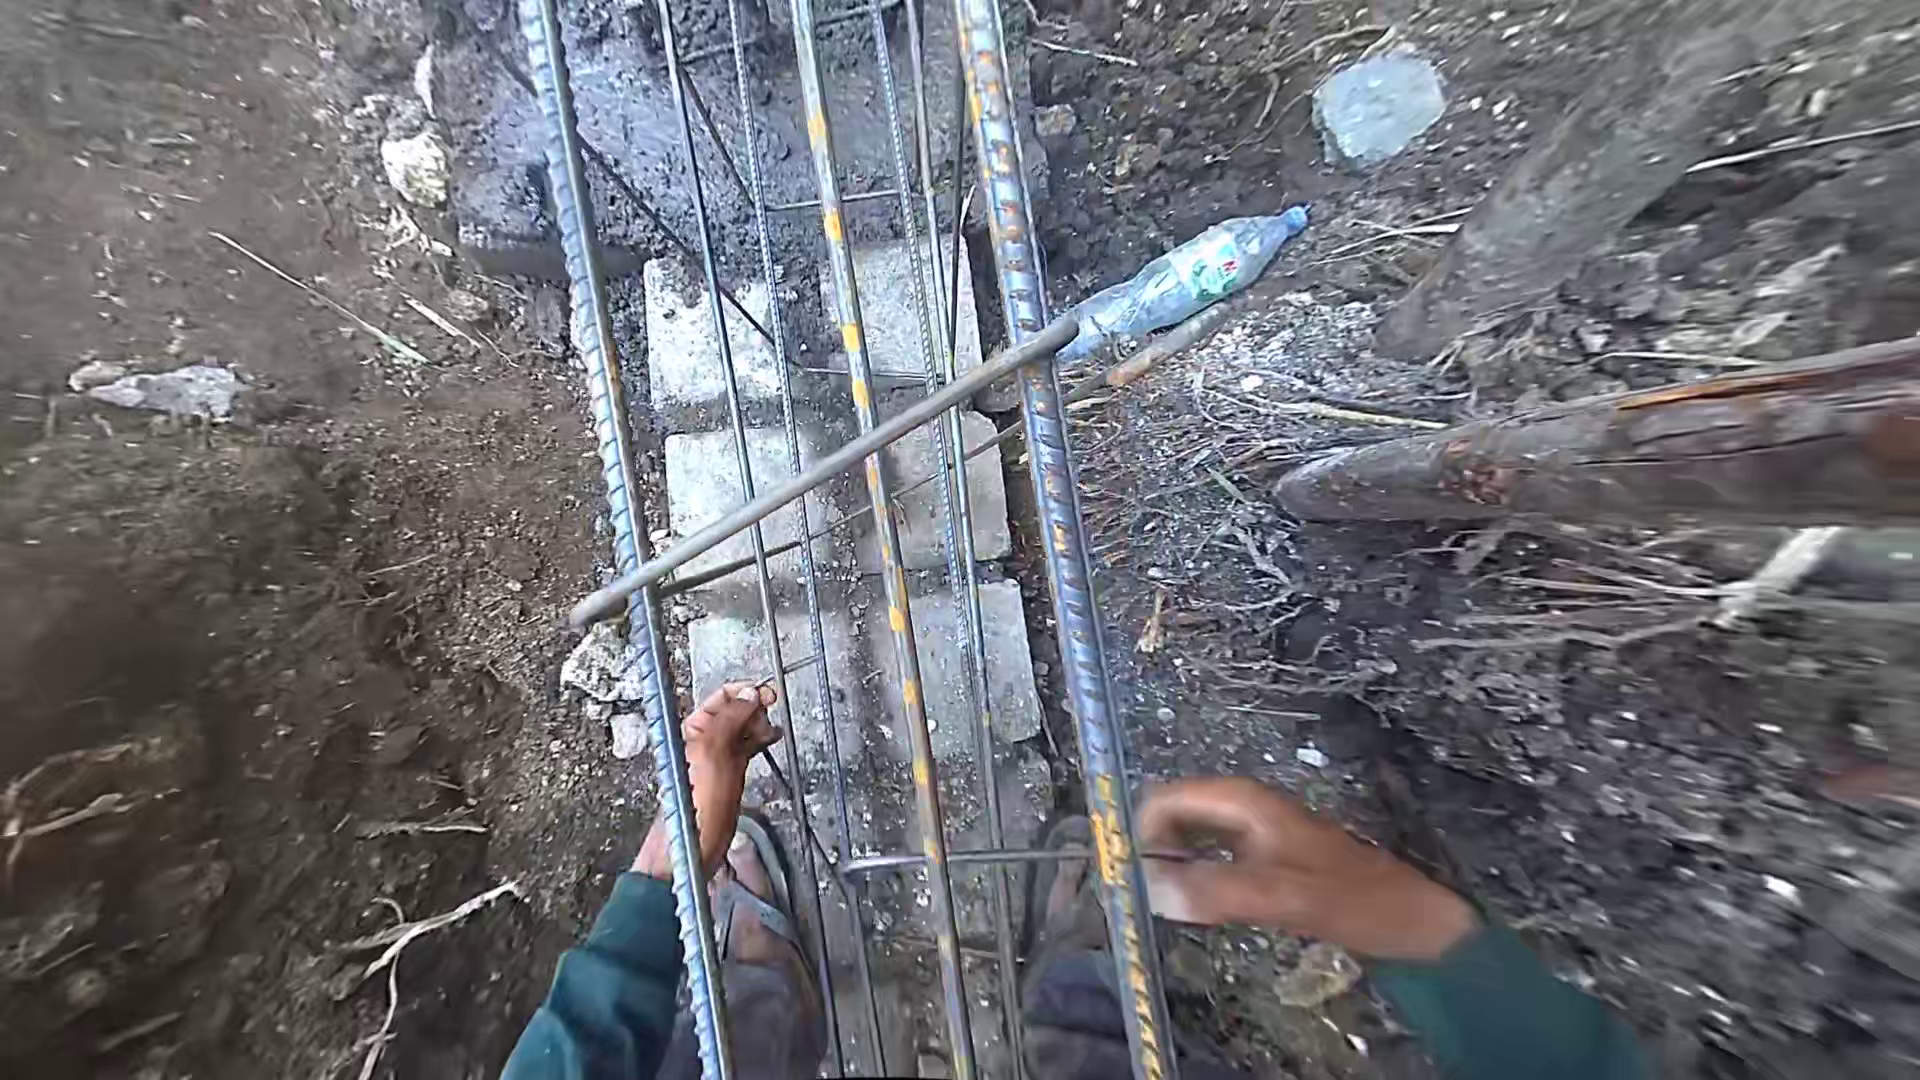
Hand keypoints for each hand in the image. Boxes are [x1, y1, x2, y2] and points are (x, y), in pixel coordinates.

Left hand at [633, 682, 783, 880]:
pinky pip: (749, 744)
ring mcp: (719, 755)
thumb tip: (749, 694)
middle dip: (755, 707)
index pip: (722, 696)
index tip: (766, 693)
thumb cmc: (694, 807)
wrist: (692, 847)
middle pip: (735, 709)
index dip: (745, 691)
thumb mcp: (713, 752)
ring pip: (745, 726)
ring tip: (771, 729)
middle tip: (769, 713)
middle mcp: (706, 739)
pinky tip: (772, 737)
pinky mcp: (730, 770)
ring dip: (761, 722)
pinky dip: (762, 738)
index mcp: (694, 729)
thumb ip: (730, 718)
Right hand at [1137, 777, 1476, 960]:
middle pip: (1171, 812)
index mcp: (1237, 798)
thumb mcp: (1279, 894)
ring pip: (1187, 832)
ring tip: (1163, 898)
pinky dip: (1191, 870)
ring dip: (1170, 860)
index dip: (1141, 829)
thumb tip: (1148, 888)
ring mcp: (1246, 825)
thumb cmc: (1347, 897)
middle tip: (1145, 891)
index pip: (1164, 797)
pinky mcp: (1254, 849)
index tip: (1131, 871)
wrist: (1409, 919)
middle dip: (1152, 845)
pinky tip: (1193, 898)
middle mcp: (1235, 803)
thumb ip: (1214, 889)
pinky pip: (1206, 851)